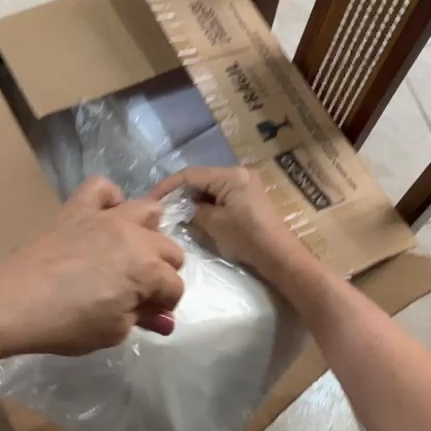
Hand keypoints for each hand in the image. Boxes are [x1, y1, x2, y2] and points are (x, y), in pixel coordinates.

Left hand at [0, 177, 186, 356]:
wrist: (11, 302)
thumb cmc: (66, 324)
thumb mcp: (113, 332)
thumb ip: (141, 318)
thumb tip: (160, 317)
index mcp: (148, 269)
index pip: (174, 287)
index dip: (164, 306)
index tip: (148, 317)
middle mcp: (135, 236)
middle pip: (169, 250)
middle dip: (161, 272)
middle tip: (139, 292)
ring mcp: (107, 217)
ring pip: (148, 210)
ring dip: (148, 232)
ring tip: (131, 252)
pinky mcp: (78, 209)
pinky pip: (102, 188)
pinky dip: (108, 200)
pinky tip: (104, 220)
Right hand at [150, 167, 307, 279]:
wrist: (280, 256)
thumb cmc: (247, 238)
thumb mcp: (214, 224)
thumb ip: (193, 211)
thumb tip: (179, 208)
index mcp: (231, 175)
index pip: (191, 174)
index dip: (168, 186)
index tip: (151, 201)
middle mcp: (239, 173)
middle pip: (201, 178)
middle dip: (180, 193)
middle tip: (161, 209)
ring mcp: (246, 185)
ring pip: (210, 187)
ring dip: (192, 199)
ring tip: (174, 213)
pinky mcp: (248, 198)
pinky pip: (221, 195)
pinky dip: (207, 204)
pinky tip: (195, 216)